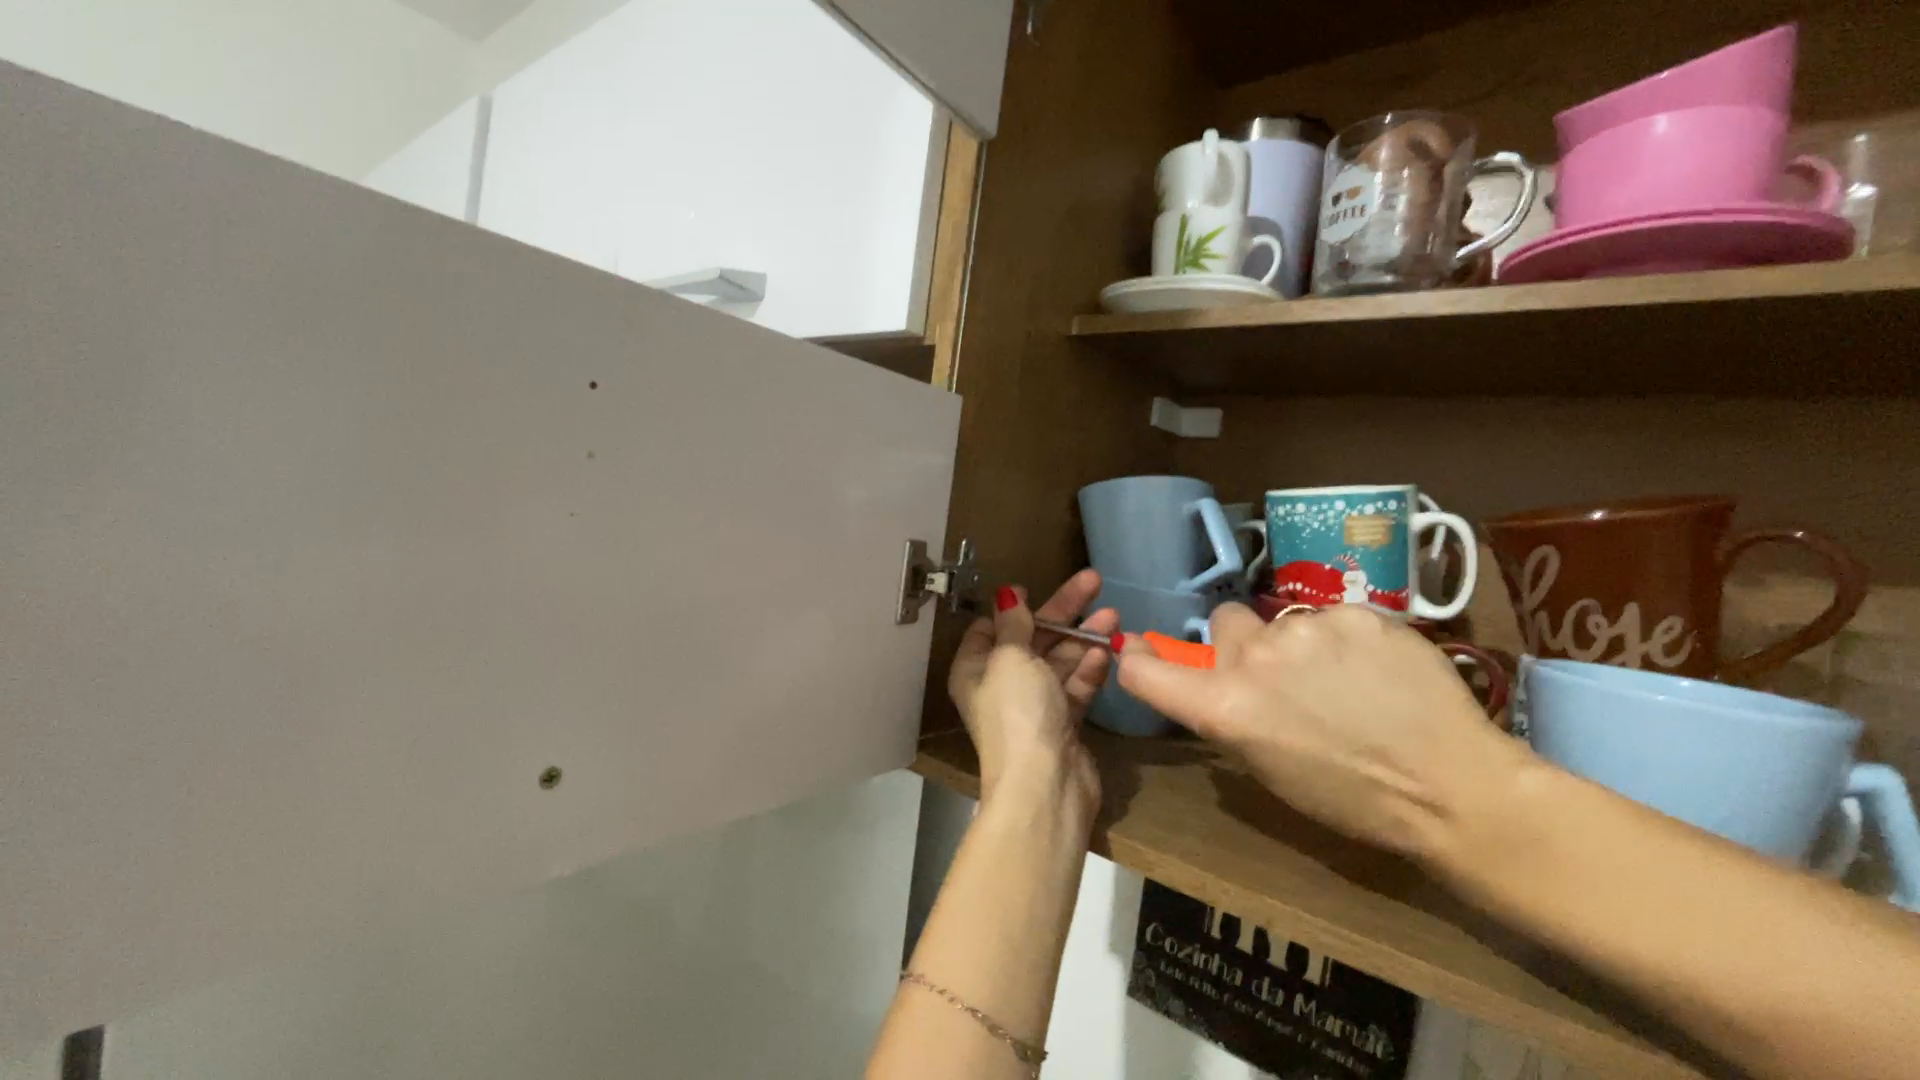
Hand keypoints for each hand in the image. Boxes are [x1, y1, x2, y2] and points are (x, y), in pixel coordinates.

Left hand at [948, 569, 1117, 806]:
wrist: (1045, 783)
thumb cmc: (1018, 712)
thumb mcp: (1010, 658)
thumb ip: (1013, 623)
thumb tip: (1005, 593)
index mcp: (975, 669)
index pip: (990, 629)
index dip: (1012, 607)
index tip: (1033, 587)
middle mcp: (1001, 685)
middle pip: (1032, 639)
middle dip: (1062, 611)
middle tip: (1095, 581)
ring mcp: (1034, 705)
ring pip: (1059, 661)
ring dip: (1084, 637)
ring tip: (1114, 614)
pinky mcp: (1063, 723)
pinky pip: (1075, 687)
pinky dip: (1089, 669)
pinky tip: (1107, 650)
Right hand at [1116, 603, 1527, 863]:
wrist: (1452, 787)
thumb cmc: (1353, 799)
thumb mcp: (1268, 770)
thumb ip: (1230, 717)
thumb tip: (1219, 686)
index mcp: (1224, 708)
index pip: (1146, 670)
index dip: (1136, 656)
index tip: (1136, 648)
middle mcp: (1254, 658)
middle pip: (1224, 625)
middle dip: (1242, 645)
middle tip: (1282, 679)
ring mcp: (1307, 627)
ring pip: (1283, 620)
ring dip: (1299, 643)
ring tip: (1347, 681)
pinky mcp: (1358, 611)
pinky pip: (1334, 616)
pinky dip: (1348, 639)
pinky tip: (1380, 671)